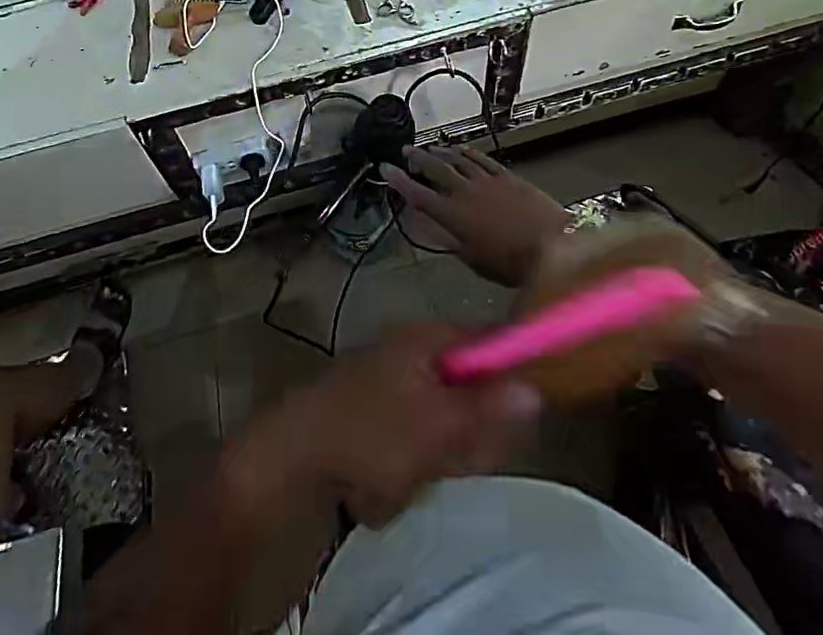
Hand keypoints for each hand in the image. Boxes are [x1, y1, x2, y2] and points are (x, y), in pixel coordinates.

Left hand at [230, 325, 538, 527]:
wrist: (287, 461)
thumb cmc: (367, 433)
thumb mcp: (438, 425)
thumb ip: (489, 408)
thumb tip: (535, 389)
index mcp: (427, 339)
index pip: (491, 342)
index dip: (510, 376)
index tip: (513, 417)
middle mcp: (411, 354)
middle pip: (471, 391)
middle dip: (465, 434)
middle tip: (449, 458)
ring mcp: (390, 388)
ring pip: (444, 427)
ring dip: (433, 459)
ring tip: (406, 472)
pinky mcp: (375, 421)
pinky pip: (413, 446)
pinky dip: (404, 469)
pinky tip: (381, 483)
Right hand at [381, 147, 570, 287]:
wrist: (552, 244)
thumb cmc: (509, 263)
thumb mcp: (473, 259)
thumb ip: (452, 239)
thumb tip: (438, 226)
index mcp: (452, 216)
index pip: (417, 194)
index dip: (399, 181)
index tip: (386, 168)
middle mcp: (465, 192)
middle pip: (435, 169)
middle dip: (417, 158)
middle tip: (405, 151)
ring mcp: (487, 181)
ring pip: (457, 159)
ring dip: (441, 152)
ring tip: (431, 148)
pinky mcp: (507, 176)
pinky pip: (481, 159)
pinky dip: (467, 152)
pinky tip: (461, 149)